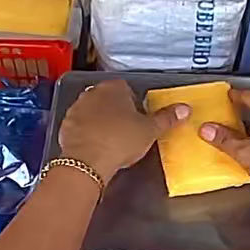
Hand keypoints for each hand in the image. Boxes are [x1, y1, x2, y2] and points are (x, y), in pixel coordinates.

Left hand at [57, 79, 185, 182]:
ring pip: (92, 112)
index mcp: (114, 88)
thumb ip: (166, 118)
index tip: (138, 120)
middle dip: (116, 112)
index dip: (134, 105)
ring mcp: (76, 109)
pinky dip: (87, 134)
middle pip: (108, 99)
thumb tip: (184, 109)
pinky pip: (80, 127)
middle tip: (127, 131)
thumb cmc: (120, 140)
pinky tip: (96, 147)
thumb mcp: (149, 131)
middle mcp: (92, 93)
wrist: (88, 161)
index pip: (126, 89)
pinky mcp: (65, 126)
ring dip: (100, 122)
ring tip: (111, 141)